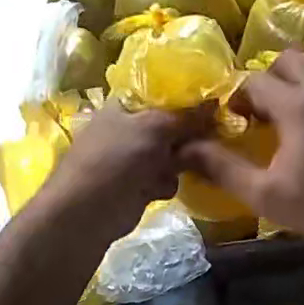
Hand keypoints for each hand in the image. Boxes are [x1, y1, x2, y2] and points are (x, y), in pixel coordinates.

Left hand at [35, 101, 211, 240]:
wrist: (88, 210)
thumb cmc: (115, 158)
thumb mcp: (153, 126)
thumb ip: (185, 116)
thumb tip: (214, 103)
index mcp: (124, 105)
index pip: (161, 94)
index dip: (186, 98)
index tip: (213, 102)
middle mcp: (129, 129)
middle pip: (171, 125)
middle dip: (187, 134)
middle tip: (210, 136)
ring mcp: (133, 158)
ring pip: (172, 153)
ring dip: (178, 162)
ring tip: (176, 166)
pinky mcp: (139, 185)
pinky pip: (166, 178)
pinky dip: (166, 183)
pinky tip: (160, 189)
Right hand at [180, 50, 303, 251]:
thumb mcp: (263, 194)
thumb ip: (222, 168)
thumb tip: (185, 150)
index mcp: (298, 106)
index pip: (255, 81)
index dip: (237, 98)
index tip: (233, 123)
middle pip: (288, 58)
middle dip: (266, 78)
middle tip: (259, 111)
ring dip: (296, 75)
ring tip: (286, 107)